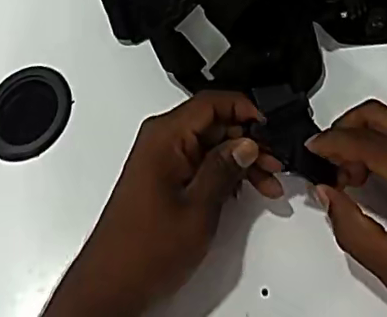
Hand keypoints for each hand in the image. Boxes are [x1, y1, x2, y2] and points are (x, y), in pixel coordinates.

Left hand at [44, 91, 285, 316]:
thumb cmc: (142, 250)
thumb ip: (223, 170)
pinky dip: (224, 172)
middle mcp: (161, 139)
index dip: (243, 108)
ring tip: (267, 180)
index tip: (267, 125)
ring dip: (240, 159)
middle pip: (213, 122)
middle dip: (247, 139)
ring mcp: (163, 157)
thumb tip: (246, 144)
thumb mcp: (197, 209)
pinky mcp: (165, 175)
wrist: (113, 283)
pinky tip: (245, 189)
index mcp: (165, 135)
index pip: (210, 102)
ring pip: (210, 143)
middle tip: (273, 161)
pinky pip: (200, 160)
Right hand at [307, 101, 386, 316]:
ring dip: (361, 139)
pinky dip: (378, 148)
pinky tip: (367, 177)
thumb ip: (350, 225)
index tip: (310, 150)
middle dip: (344, 129)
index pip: (364, 141)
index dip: (330, 143)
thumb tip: (327, 194)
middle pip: (377, 116)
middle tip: (326, 158)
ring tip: (346, 176)